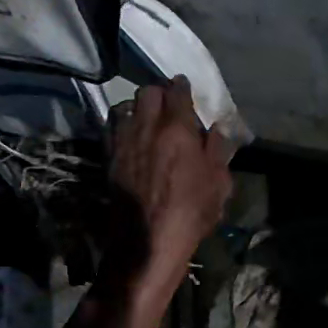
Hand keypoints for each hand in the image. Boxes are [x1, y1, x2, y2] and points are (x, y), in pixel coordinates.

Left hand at [109, 77, 232, 301]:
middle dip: (159, 94)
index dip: (182, 86)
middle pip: (148, 92)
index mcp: (178, 129)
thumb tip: (218, 128)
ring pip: (126, 106)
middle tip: (168, 105)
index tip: (185, 88)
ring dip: (138, 107)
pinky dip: (122, 124)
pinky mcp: (109, 157)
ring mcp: (124, 140)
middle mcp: (147, 126)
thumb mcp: (218, 183)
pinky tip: (131, 135)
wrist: (147, 240)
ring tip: (147, 119)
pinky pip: (112, 127)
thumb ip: (219, 150)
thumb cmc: (191, 213)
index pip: (177, 91)